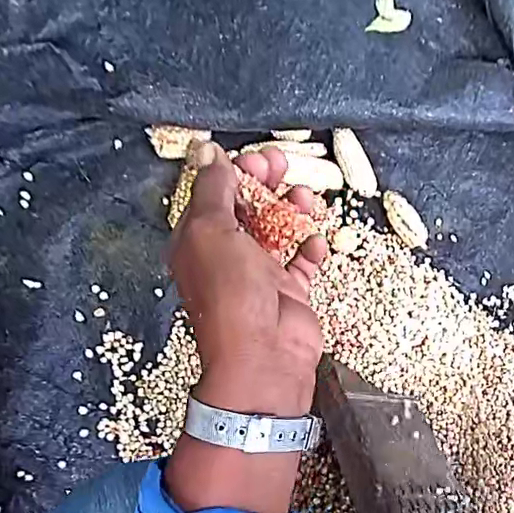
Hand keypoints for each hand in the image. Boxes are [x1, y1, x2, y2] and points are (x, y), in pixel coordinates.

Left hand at [167, 143, 327, 416]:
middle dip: (267, 184)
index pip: (215, 196)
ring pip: (278, 230)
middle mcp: (227, 258)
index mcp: (198, 242)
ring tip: (305, 198)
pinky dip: (310, 248)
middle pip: (248, 209)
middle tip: (283, 166)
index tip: (258, 158)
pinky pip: (302, 262)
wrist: (263, 357)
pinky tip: (315, 241)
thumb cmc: (231, 296)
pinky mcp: (289, 292)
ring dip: (292, 209)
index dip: (236, 172)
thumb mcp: (211, 230)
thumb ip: (214, 189)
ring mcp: (259, 276)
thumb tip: (210, 155)